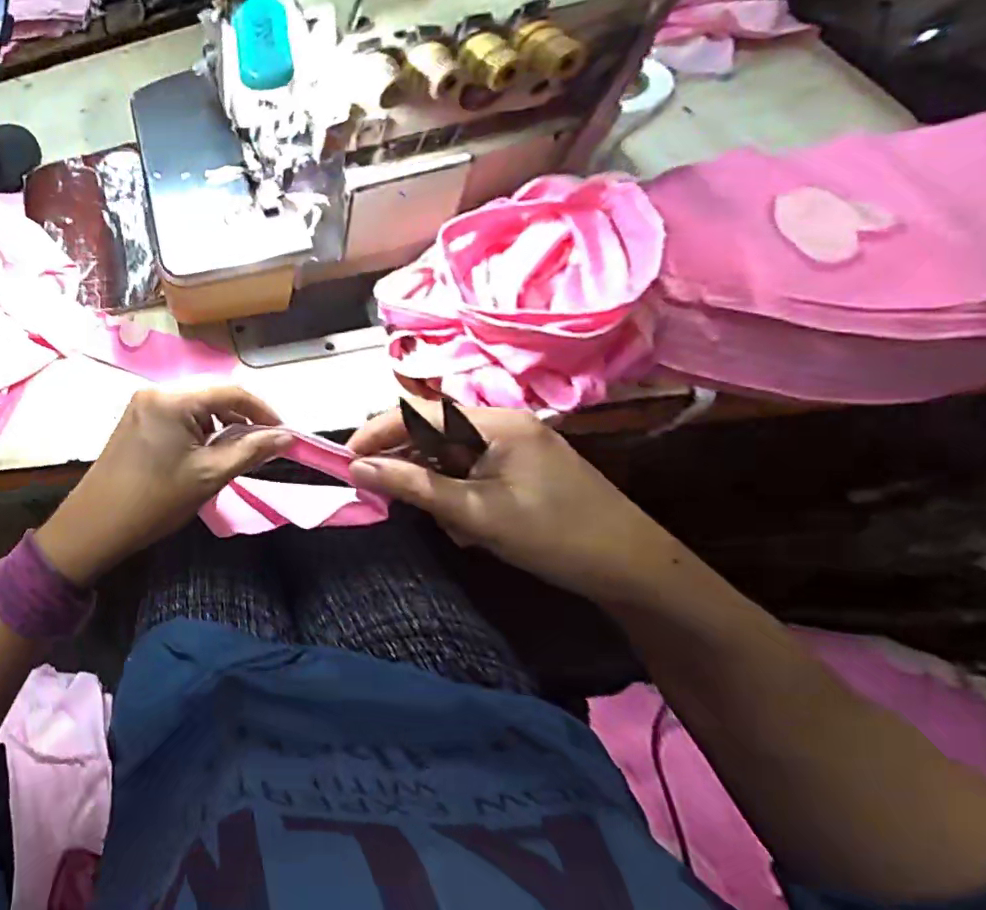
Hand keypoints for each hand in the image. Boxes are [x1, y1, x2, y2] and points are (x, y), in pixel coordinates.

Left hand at [37, 387, 292, 584]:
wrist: (97, 523)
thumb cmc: (155, 500)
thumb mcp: (209, 475)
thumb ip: (250, 451)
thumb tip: (286, 437)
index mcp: (172, 399)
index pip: (230, 390)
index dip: (262, 410)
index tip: (284, 433)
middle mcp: (155, 391)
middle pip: (211, 392)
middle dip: (241, 415)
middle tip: (264, 442)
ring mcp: (142, 404)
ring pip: (194, 403)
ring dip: (220, 421)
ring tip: (238, 449)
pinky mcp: (135, 418)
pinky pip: (176, 413)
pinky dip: (198, 426)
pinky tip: (207, 449)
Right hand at [345, 398, 686, 605]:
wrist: (640, 573)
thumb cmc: (556, 537)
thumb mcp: (475, 513)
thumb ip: (412, 487)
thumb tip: (356, 468)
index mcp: (495, 423)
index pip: (417, 413)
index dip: (375, 433)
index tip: (346, 461)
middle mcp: (503, 424)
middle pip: (431, 432)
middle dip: (407, 465)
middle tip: (385, 497)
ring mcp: (515, 446)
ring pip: (449, 455)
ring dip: (434, 486)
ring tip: (445, 523)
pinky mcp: (522, 468)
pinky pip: (470, 471)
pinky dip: (457, 494)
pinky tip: (467, 526)